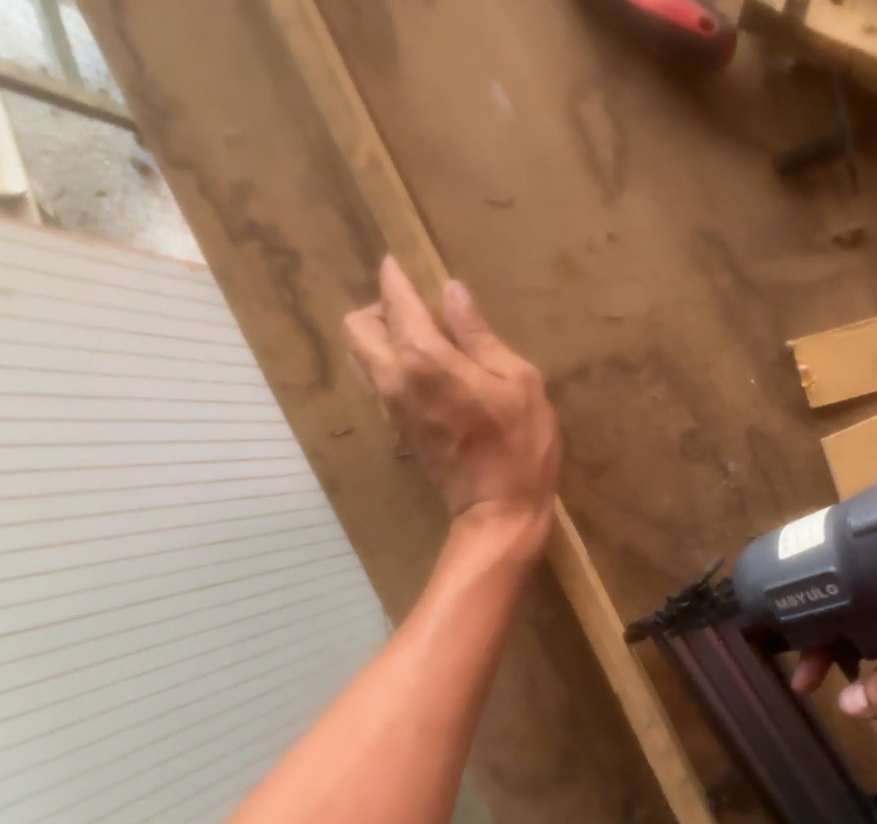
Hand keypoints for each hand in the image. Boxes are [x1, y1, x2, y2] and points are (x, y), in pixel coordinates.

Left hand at [343, 256, 560, 543]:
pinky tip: (424, 370)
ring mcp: (391, 406)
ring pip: (359, 356)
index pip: (396, 304)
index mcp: (425, 359)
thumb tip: (452, 292)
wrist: (499, 508)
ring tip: (421, 338)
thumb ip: (479, 334)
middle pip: (356, 328)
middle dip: (379, 309)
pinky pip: (376, 380)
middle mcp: (395, 378)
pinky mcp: (397, 426)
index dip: (394, 278)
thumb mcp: (517, 379)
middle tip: (416, 310)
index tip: (396, 262)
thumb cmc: (520, 442)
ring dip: (379, 337)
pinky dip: (387, 363)